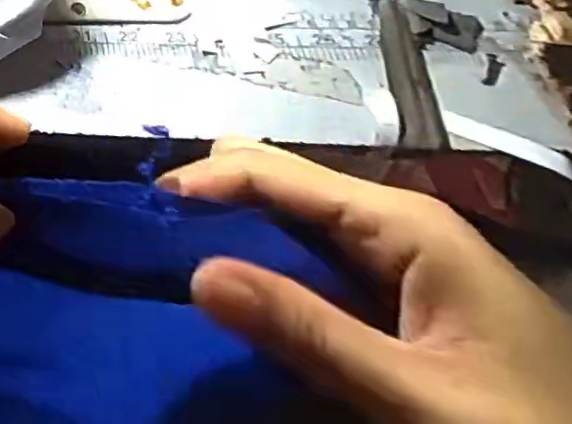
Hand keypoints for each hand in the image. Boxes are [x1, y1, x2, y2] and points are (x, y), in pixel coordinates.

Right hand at [159, 139, 571, 423]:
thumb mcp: (422, 400)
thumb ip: (309, 332)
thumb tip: (197, 273)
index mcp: (401, 220)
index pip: (275, 170)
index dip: (208, 182)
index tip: (149, 214)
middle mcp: (392, 219)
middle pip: (278, 177)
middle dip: (217, 196)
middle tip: (166, 240)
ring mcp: (398, 252)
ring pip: (291, 214)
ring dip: (237, 230)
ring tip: (188, 259)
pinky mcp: (401, 289)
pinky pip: (315, 257)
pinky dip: (269, 264)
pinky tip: (247, 289)